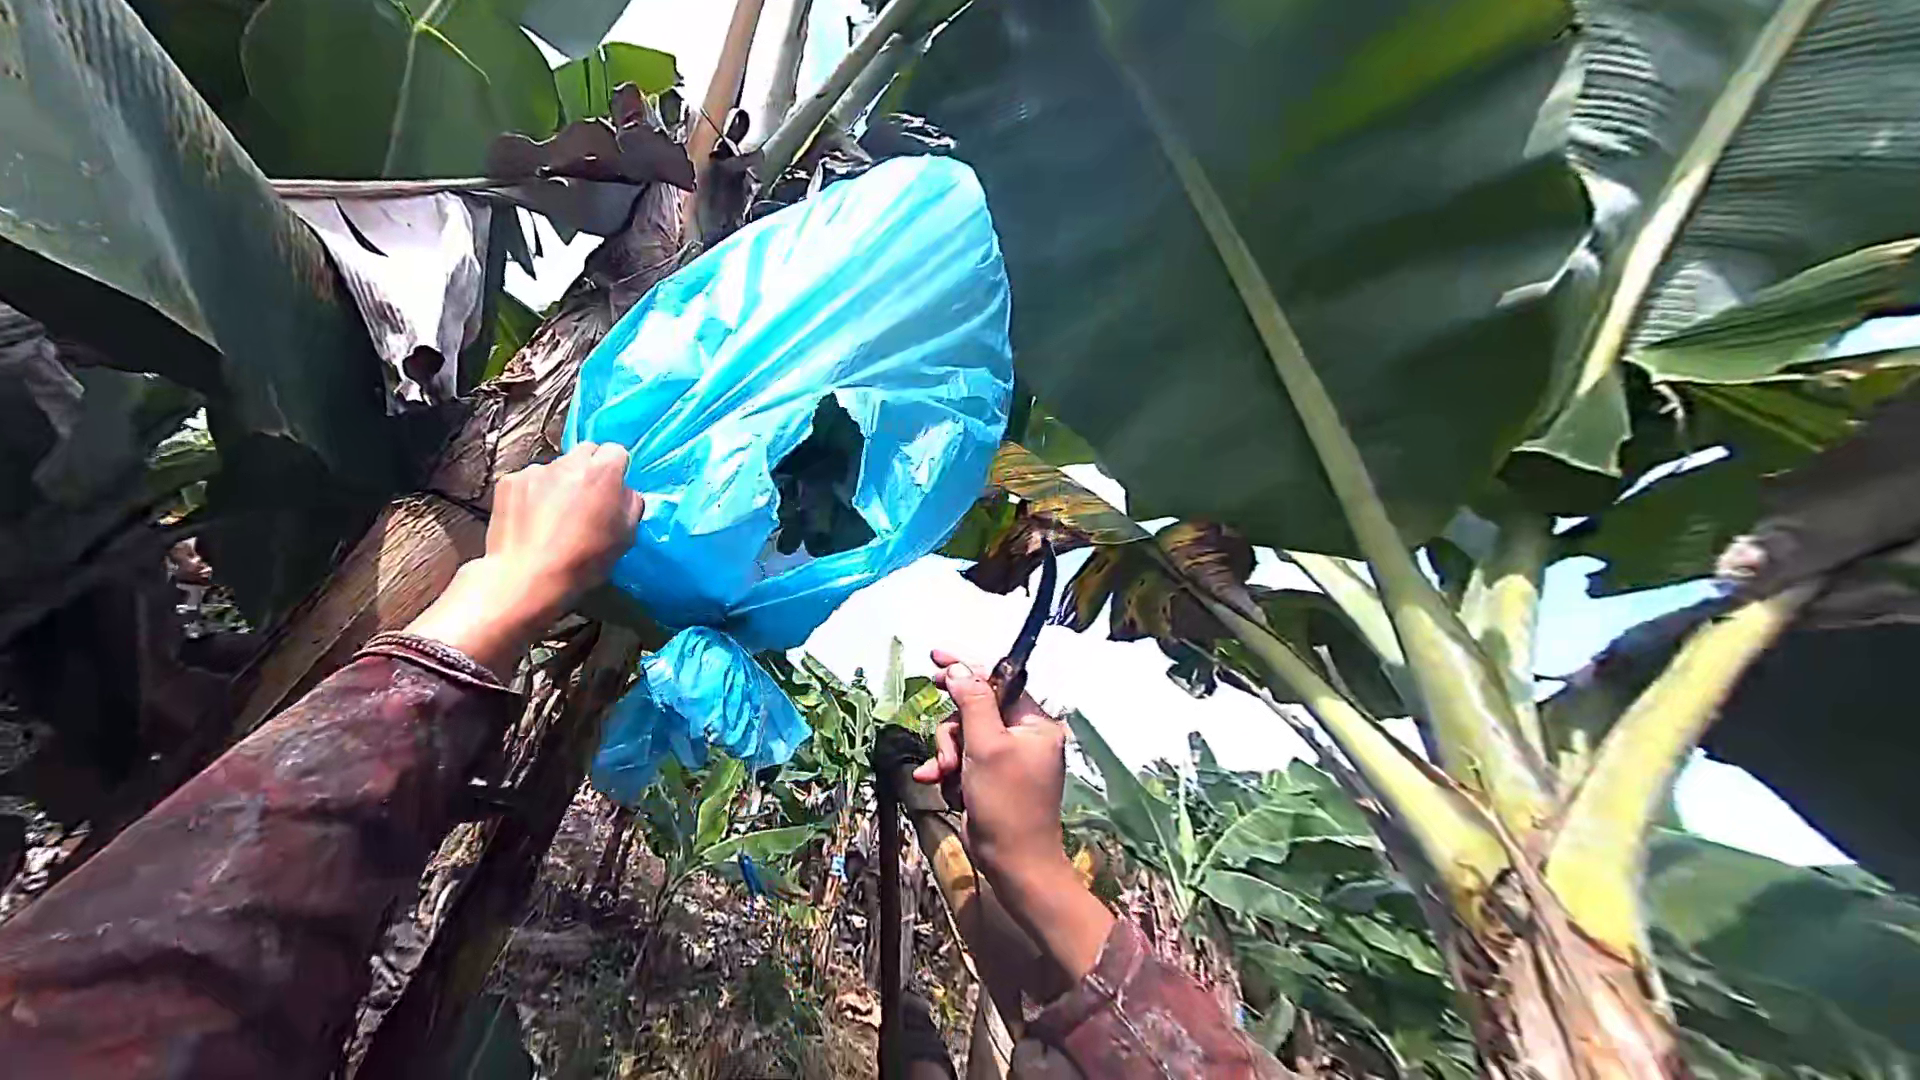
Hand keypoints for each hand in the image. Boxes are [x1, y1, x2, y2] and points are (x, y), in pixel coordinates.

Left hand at [405, 443, 643, 675]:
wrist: (528, 576)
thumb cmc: (586, 559)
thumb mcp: (627, 535)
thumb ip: (631, 503)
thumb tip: (623, 492)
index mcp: (603, 472)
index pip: (617, 451)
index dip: (618, 469)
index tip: (614, 489)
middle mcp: (569, 463)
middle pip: (586, 451)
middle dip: (591, 468)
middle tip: (589, 497)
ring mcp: (535, 471)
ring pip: (557, 467)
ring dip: (562, 481)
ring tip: (557, 512)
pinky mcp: (509, 482)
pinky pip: (531, 479)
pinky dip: (535, 492)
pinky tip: (534, 517)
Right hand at [912, 649, 1113, 978]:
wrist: (1014, 865)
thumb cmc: (1007, 803)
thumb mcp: (986, 746)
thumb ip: (973, 702)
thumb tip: (959, 669)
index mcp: (1034, 722)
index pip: (998, 681)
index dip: (966, 668)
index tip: (937, 657)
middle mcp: (1023, 735)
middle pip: (976, 707)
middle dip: (954, 726)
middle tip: (939, 729)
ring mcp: (1006, 756)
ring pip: (963, 733)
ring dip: (948, 752)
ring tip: (945, 772)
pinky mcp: (990, 776)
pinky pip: (962, 757)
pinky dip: (948, 768)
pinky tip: (934, 780)